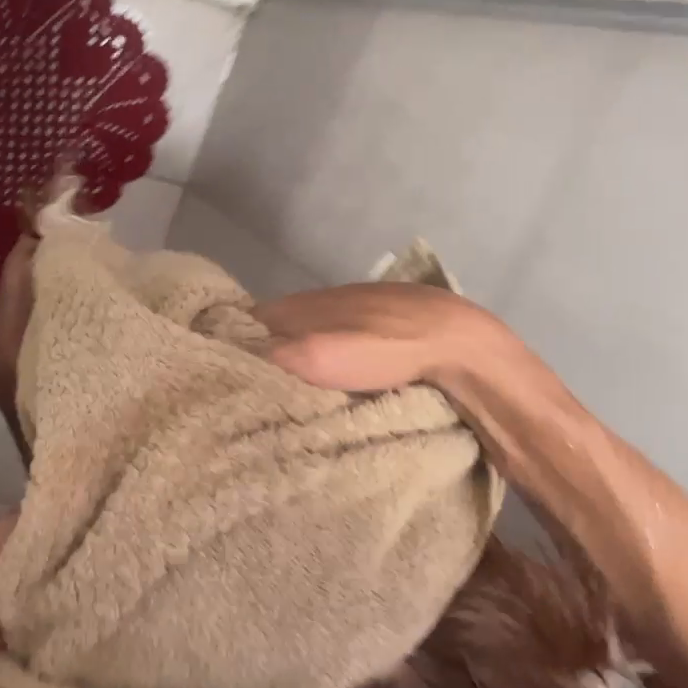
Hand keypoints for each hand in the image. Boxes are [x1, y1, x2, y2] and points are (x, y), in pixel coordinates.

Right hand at [254, 282, 516, 393]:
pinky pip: (342, 332)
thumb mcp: (311, 358)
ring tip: (299, 385)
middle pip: (277, 327)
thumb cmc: (378, 351)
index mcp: (294, 304)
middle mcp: (316, 298)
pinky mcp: (384, 314)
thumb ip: (269, 356)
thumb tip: (231, 358)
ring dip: (302, 352)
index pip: (246, 323)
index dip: (236, 348)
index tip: (230, 379)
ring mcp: (353, 302)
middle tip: (262, 389)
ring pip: (311, 329)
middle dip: (268, 352)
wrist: (456, 341)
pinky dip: (334, 350)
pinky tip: (343, 371)